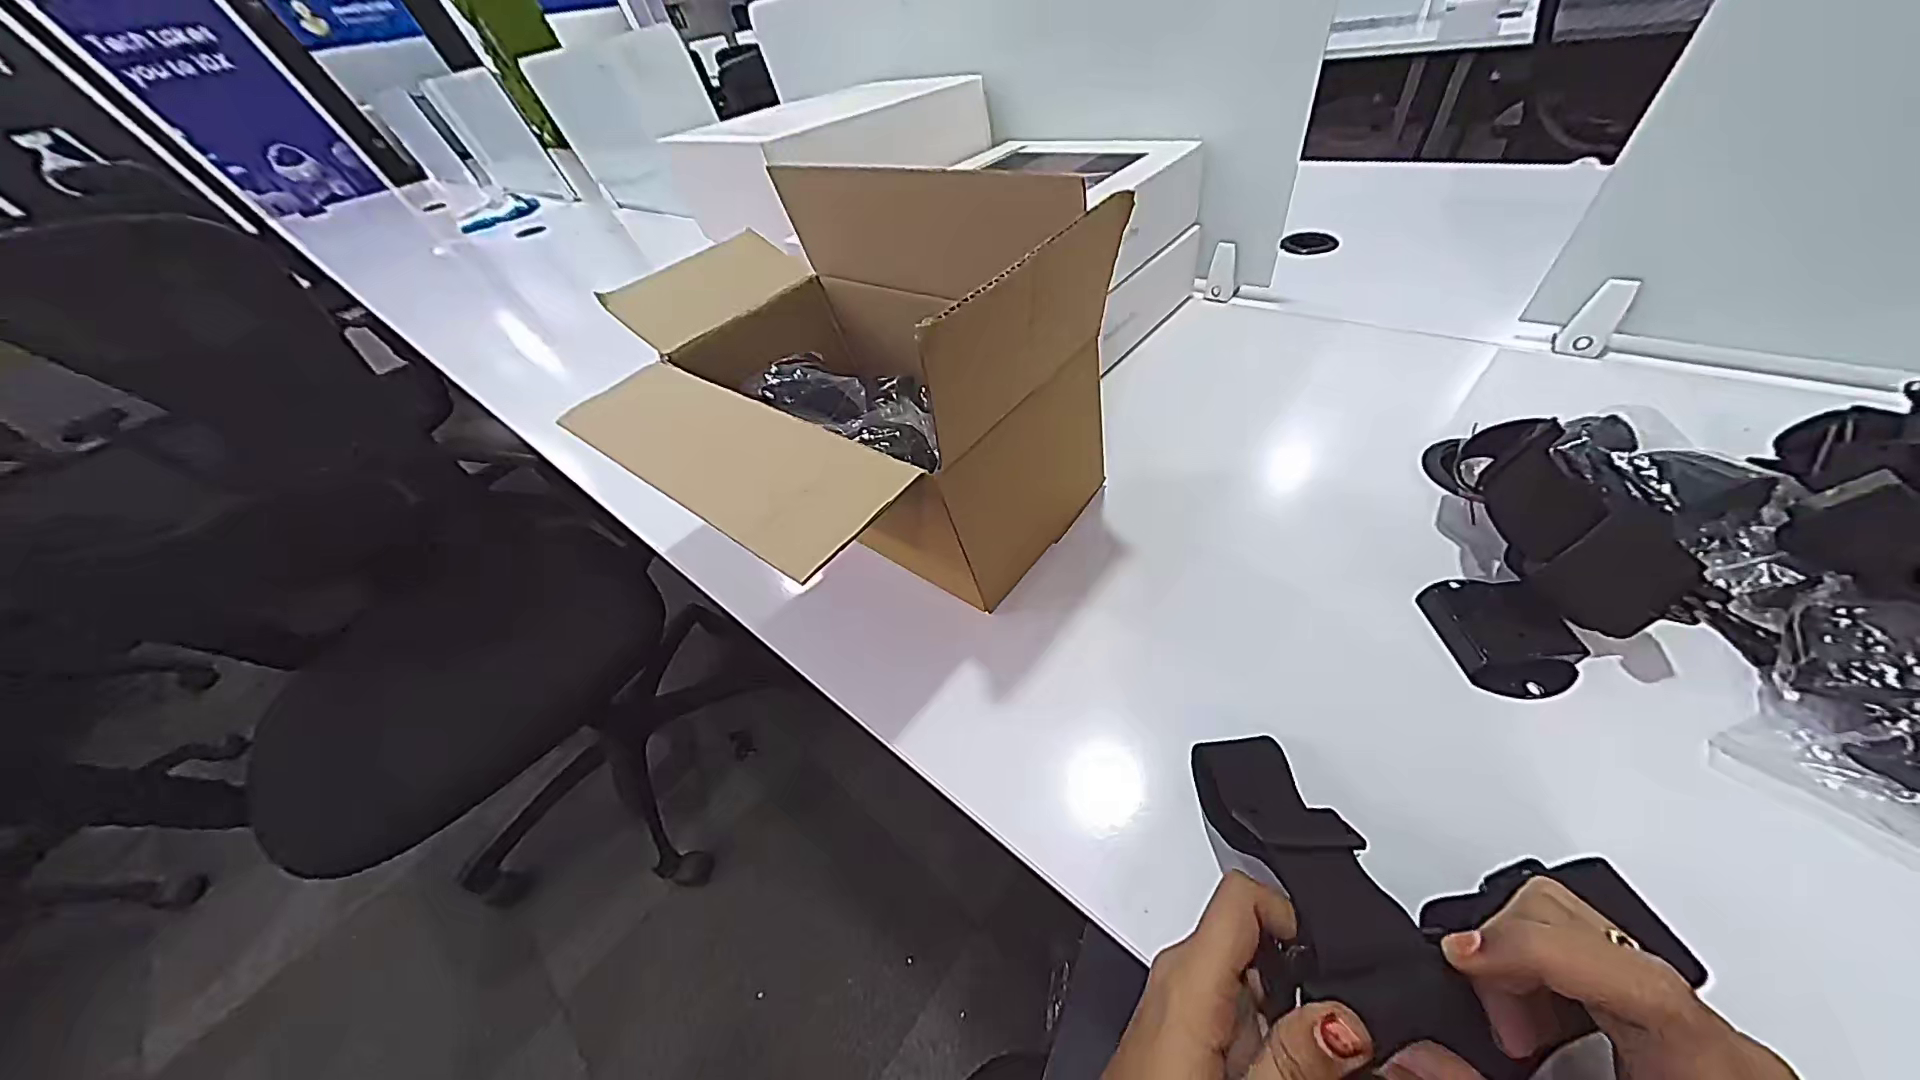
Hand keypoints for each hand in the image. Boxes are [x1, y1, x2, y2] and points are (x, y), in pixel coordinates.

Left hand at [1102, 870, 1376, 1079]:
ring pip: (1247, 968)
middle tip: (1345, 1033)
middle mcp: (1178, 974)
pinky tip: (1283, 1065)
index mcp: (1187, 978)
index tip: (1331, 962)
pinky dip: (1267, 1022)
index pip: (1239, 895)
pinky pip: (1233, 996)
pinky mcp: (1181, 1018)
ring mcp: (1177, 994)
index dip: (1291, 914)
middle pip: (1250, 934)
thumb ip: (1295, 1058)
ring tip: (1320, 1060)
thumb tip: (1344, 1019)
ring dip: (1290, 1004)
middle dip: (1303, 974)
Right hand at [1395, 876, 1797, 1079]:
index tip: (1460, 956)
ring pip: (1573, 923)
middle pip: (1578, 922)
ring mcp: (1695, 1023)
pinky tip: (1536, 1030)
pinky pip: (1585, 954)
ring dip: (1516, 963)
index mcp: (1713, 1070)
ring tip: (1514, 1034)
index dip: (1528, 948)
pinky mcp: (1671, 1021)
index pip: (1620, 969)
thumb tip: (1412, 1053)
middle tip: (1499, 1028)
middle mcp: (1715, 1037)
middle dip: (1507, 956)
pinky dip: (1537, 974)